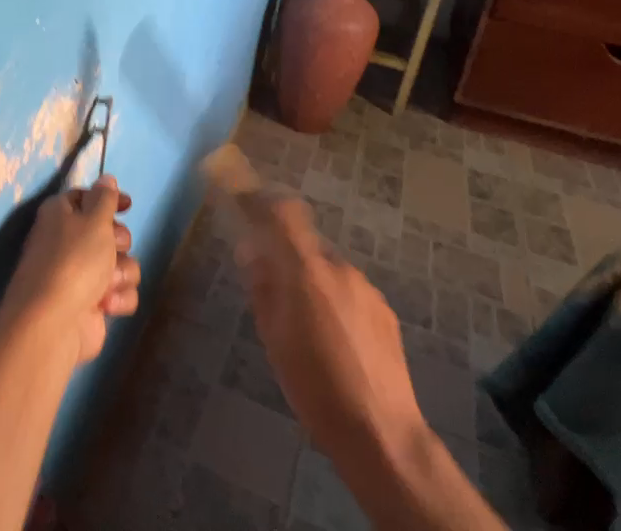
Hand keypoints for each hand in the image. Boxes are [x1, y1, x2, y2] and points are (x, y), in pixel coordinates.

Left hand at [0, 176, 139, 364]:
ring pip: (120, 264)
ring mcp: (80, 275)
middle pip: (108, 232)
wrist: (53, 322)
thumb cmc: (73, 261)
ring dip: (121, 272)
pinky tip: (107, 305)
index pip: (85, 198)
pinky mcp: (92, 305)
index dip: (108, 200)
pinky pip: (119, 293)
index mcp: (60, 215)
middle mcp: (68, 242)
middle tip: (113, 247)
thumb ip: (104, 198)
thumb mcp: (93, 219)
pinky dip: (118, 298)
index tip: (128, 205)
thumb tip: (106, 178)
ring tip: (107, 284)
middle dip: (118, 241)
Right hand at [206, 146, 423, 451]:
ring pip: (326, 268)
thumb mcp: (273, 337)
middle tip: (264, 281)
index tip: (236, 188)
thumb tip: (251, 252)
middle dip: (282, 251)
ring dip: (307, 278)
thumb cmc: (313, 387)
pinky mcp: (384, 310)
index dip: (257, 196)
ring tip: (299, 323)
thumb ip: (262, 287)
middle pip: (303, 241)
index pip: (280, 212)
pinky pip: (346, 289)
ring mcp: (367, 288)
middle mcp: (339, 269)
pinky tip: (329, 337)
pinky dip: (330, 297)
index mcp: (306, 272)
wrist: (380, 431)